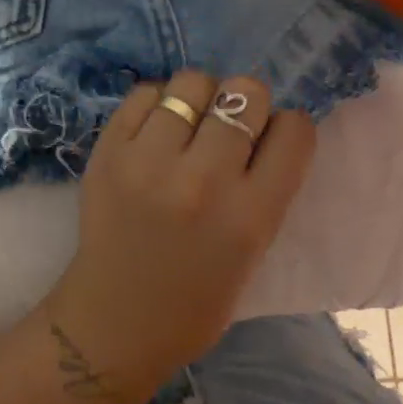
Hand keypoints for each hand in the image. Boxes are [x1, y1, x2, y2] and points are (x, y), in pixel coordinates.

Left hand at [41, 70, 315, 402]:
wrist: (115, 321)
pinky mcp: (109, 149)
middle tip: (229, 126)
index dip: (287, 127)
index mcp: (250, 216)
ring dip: (200, 98)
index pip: (293, 131)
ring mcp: (150, 161)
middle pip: (244, 93)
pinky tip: (156, 128)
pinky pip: (145, 92)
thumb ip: (264, 188)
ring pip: (192, 82)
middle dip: (245, 103)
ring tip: (190, 123)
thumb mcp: (253, 250)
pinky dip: (157, 103)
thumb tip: (268, 125)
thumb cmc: (195, 298)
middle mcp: (203, 180)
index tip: (272, 137)